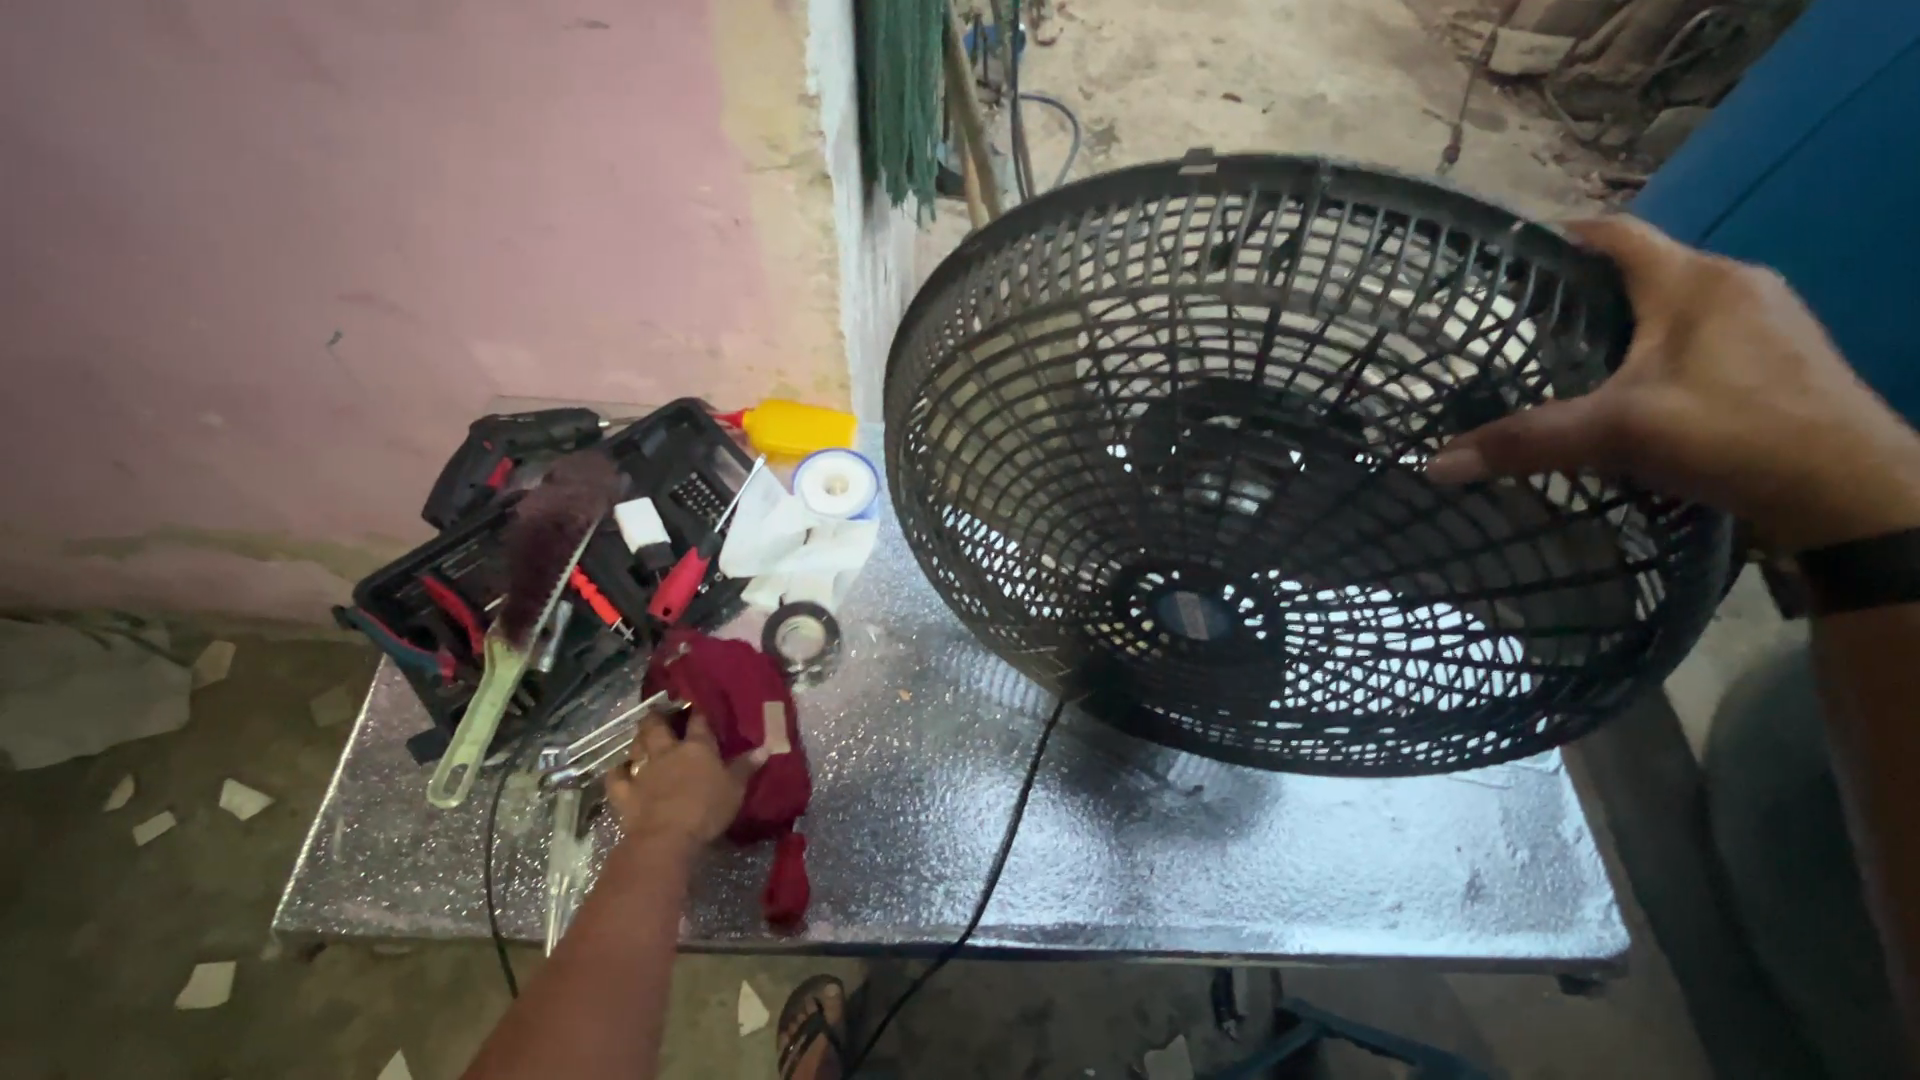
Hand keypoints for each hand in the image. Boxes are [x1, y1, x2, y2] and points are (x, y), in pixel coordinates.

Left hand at [603, 711, 765, 850]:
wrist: (667, 836)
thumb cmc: (707, 809)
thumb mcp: (735, 788)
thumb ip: (746, 767)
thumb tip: (765, 747)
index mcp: (697, 747)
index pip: (698, 722)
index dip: (698, 712)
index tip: (696, 705)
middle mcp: (668, 752)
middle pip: (658, 727)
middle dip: (658, 717)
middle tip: (658, 713)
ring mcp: (644, 771)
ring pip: (637, 746)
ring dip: (638, 739)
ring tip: (641, 735)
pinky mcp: (625, 792)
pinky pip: (617, 776)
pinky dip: (618, 771)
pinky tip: (619, 768)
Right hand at [1426, 216, 1919, 552]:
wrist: (1849, 489)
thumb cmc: (1731, 436)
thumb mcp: (1614, 435)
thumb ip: (1523, 442)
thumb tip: (1434, 464)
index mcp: (1694, 282)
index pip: (1616, 234)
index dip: (1561, 236)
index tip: (1511, 253)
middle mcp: (1734, 284)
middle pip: (1642, 268)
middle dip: (1581, 287)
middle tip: (1522, 319)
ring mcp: (1766, 317)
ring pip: (1672, 301)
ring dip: (1621, 318)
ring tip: (1566, 352)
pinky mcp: (1779, 353)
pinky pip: (1699, 330)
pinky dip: (1655, 344)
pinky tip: (1633, 384)